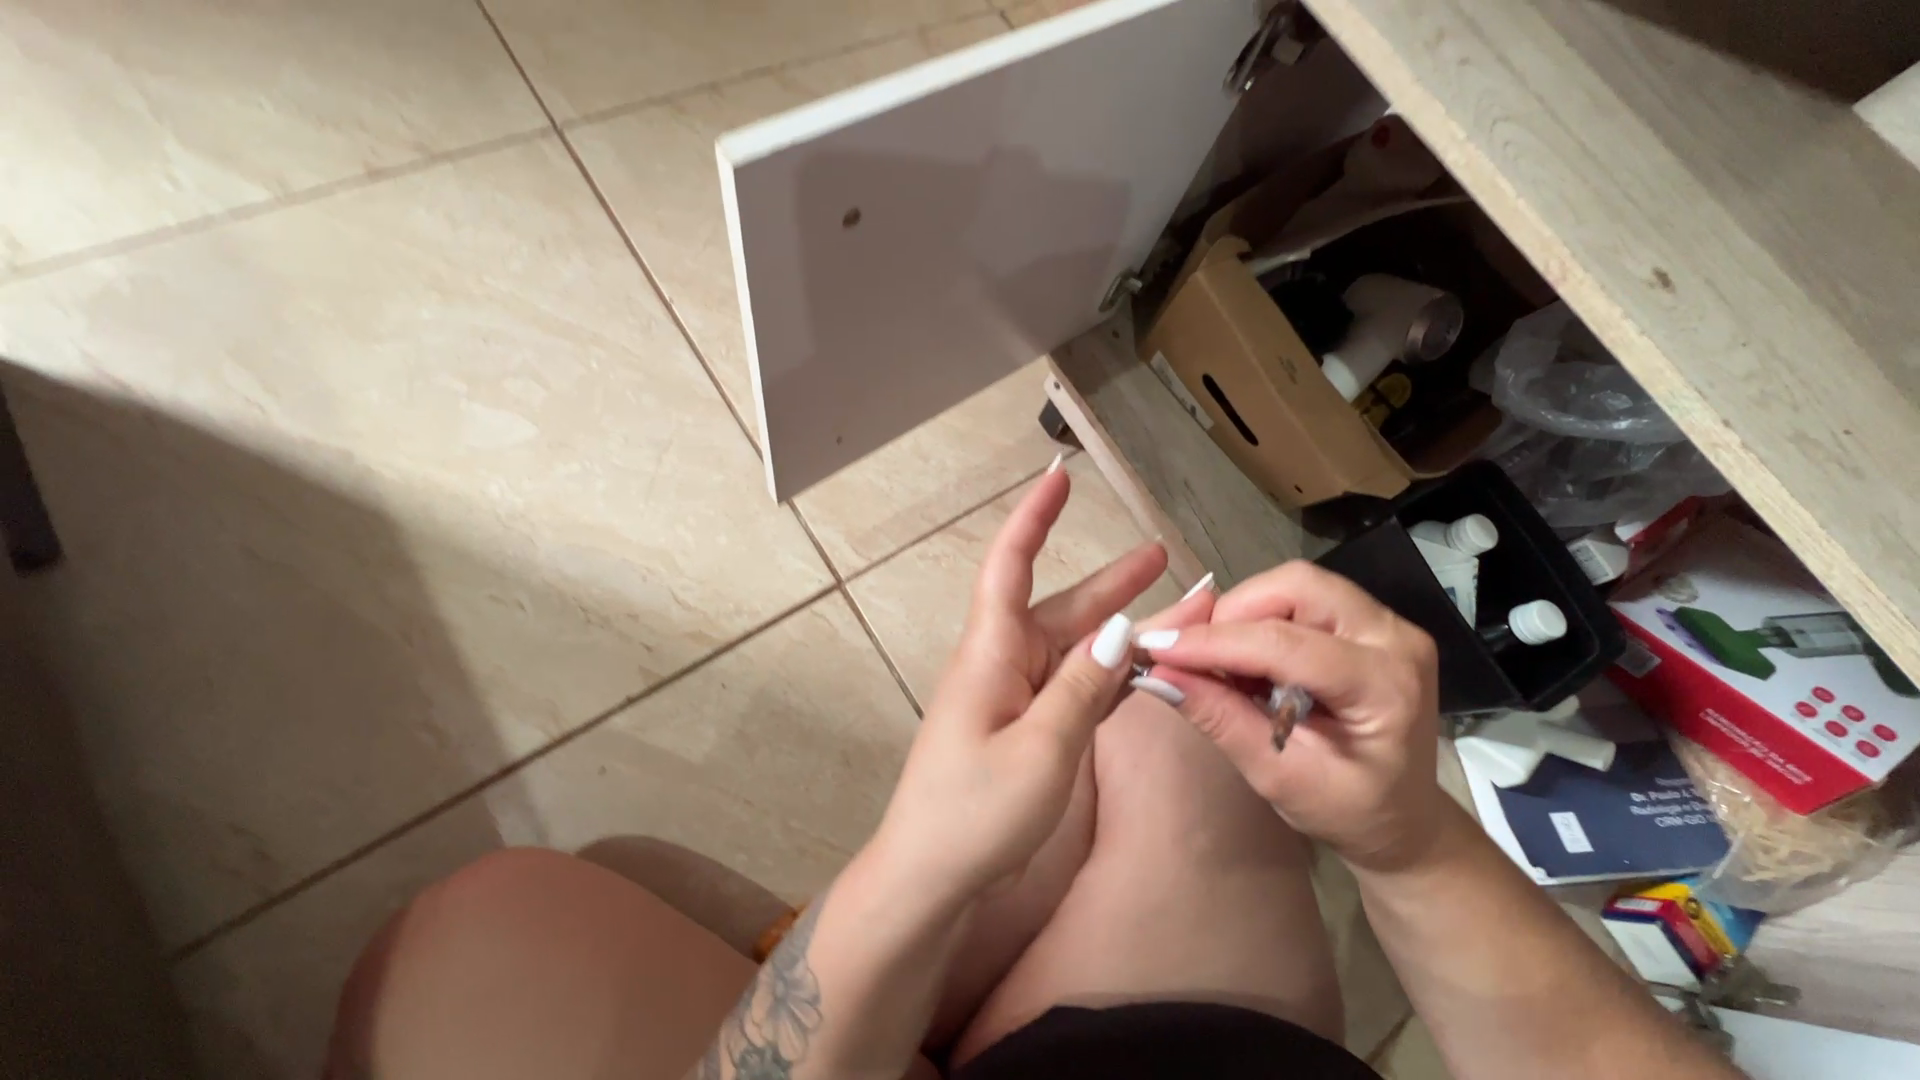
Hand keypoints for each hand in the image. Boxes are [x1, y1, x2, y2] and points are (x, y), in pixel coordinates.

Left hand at [872, 466, 1208, 901]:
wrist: (930, 876)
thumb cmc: (973, 812)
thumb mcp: (1040, 750)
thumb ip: (1083, 689)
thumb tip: (1122, 633)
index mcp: (992, 654)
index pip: (1010, 566)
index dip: (1033, 519)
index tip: (1058, 478)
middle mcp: (1001, 664)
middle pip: (1060, 610)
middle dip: (1111, 585)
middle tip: (1162, 555)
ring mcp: (1013, 698)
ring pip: (1072, 651)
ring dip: (1118, 632)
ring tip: (1173, 612)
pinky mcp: (1023, 728)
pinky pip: (1071, 689)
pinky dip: (1107, 677)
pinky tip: (1141, 670)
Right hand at [1133, 561, 1445, 871]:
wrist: (1403, 819)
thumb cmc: (1348, 810)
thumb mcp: (1279, 777)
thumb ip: (1222, 720)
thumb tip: (1158, 676)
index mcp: (1385, 687)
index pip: (1285, 643)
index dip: (1214, 642)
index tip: (1156, 649)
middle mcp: (1394, 638)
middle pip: (1296, 586)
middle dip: (1234, 614)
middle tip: (1198, 655)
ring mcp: (1386, 623)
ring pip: (1296, 583)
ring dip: (1246, 614)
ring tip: (1226, 663)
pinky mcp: (1369, 620)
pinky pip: (1303, 596)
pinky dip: (1262, 617)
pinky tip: (1251, 659)